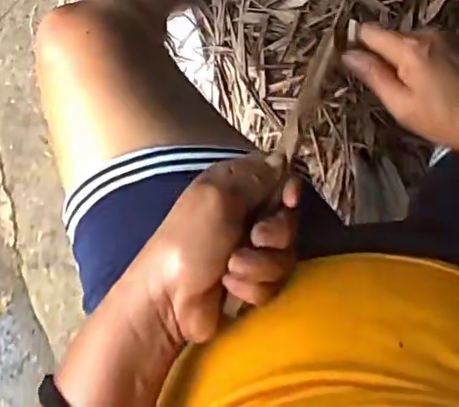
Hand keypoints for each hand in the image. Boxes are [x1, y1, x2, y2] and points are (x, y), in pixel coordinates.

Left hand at [127, 153, 300, 345]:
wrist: (168, 301)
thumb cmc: (190, 239)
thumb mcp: (219, 198)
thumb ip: (255, 177)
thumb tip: (282, 157)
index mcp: (236, 183)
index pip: (279, 174)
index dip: (289, 187)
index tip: (288, 200)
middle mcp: (248, 211)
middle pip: (289, 217)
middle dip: (274, 233)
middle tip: (253, 239)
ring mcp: (252, 249)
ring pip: (285, 254)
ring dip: (259, 265)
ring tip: (230, 269)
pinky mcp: (253, 280)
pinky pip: (275, 282)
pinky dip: (252, 287)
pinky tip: (230, 288)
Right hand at [341, 23, 458, 154]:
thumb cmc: (445, 121)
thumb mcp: (402, 106)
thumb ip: (373, 76)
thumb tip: (348, 54)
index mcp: (410, 48)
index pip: (369, 31)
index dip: (358, 43)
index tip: (356, 62)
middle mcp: (428, 33)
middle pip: (391, 35)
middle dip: (385, 55)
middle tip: (394, 86)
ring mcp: (447, 35)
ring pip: (410, 39)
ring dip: (406, 56)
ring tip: (420, 86)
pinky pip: (430, 42)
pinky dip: (425, 55)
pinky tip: (437, 80)